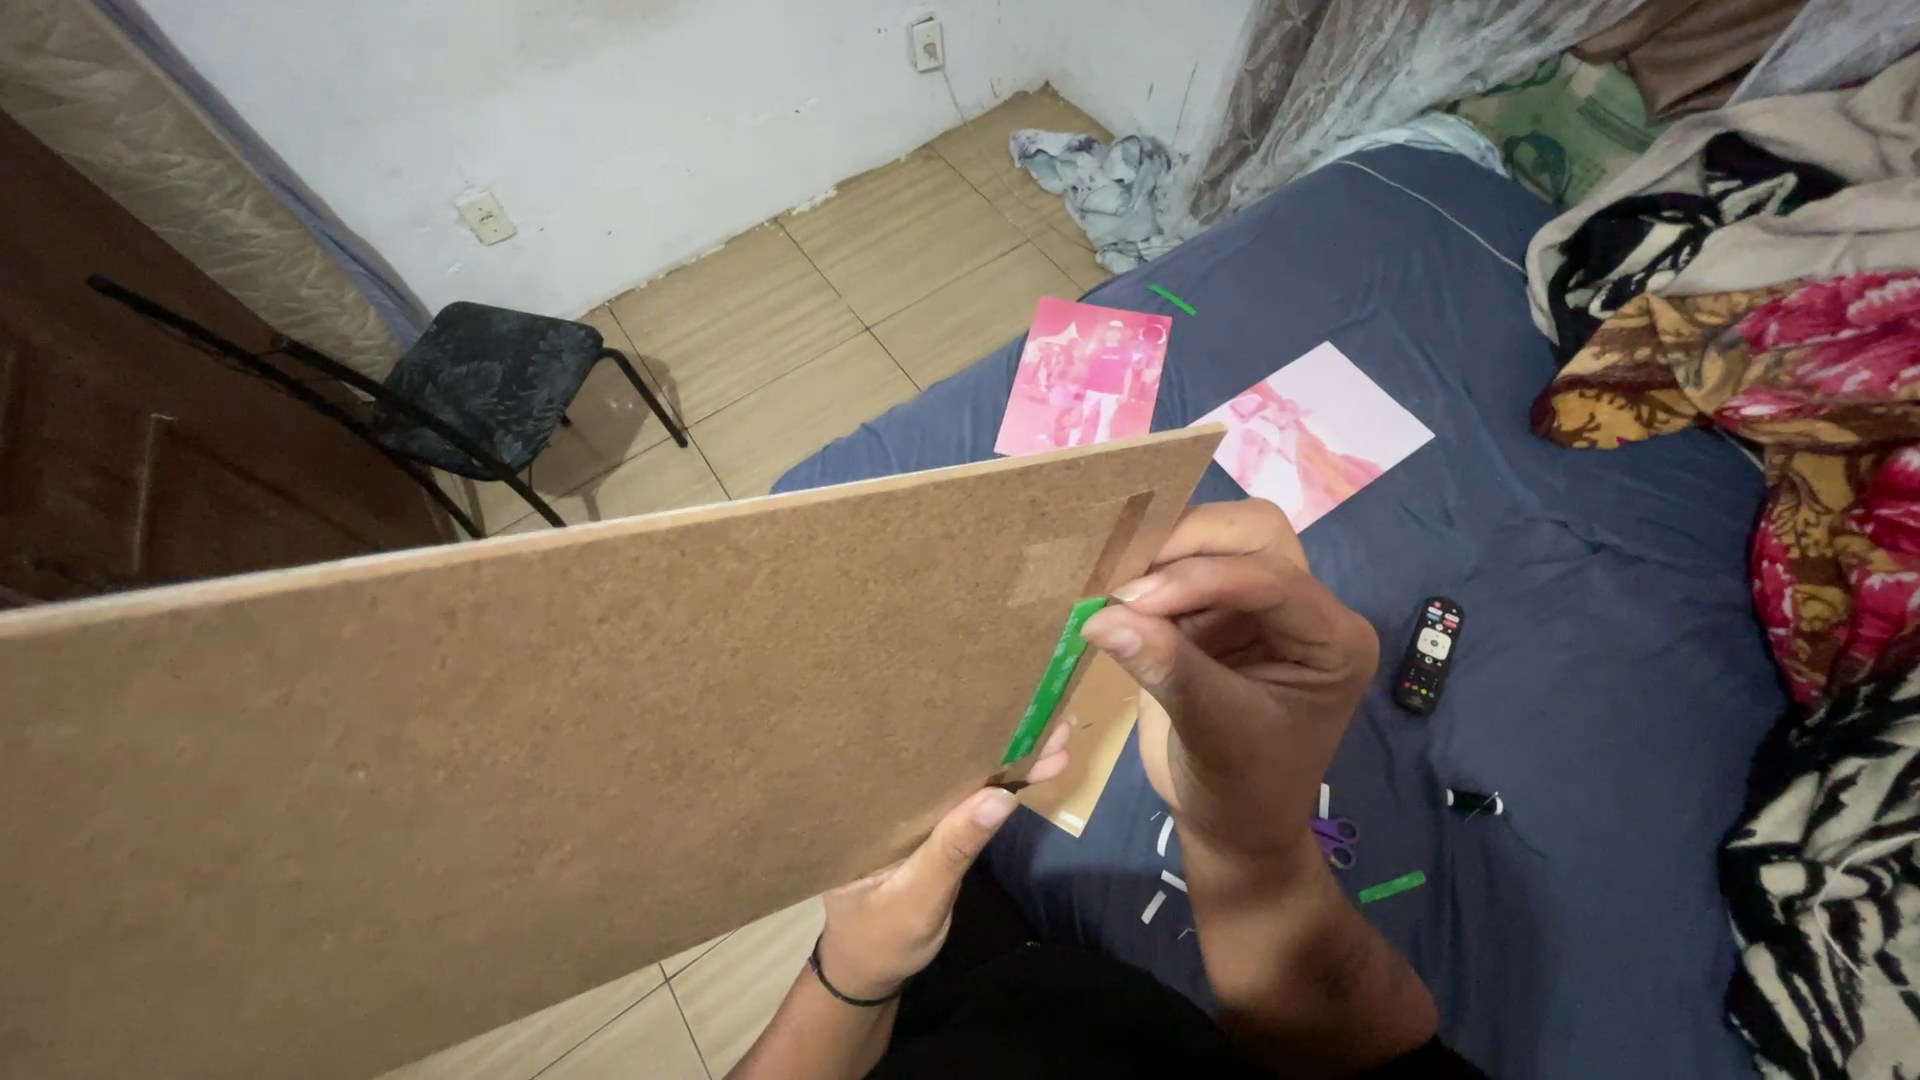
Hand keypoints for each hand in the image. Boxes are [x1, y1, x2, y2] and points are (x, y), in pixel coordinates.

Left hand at [814, 725, 1068, 1000]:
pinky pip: (975, 802)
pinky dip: (1008, 787)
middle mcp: (899, 798)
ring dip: (1014, 759)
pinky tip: (1040, 767)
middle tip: (1050, 716)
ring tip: (1058, 733)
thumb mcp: (915, 899)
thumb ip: (954, 849)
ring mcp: (922, 813)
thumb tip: (1002, 795)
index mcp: (878, 803)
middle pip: (953, 761)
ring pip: (970, 778)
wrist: (868, 974)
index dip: (970, 735)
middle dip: (1002, 739)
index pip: (925, 758)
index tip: (1011, 714)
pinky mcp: (941, 829)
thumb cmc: (879, 938)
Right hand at [1080, 500, 1376, 860]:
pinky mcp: (1217, 613)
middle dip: (1188, 544)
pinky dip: (1148, 579)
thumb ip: (1167, 668)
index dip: (1199, 580)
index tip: (1132, 600)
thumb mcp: (1213, 731)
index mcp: (1332, 638)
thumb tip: (1101, 618)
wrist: (1230, 823)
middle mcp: (1303, 608)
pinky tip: (1116, 599)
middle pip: (1253, 533)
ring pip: (1216, 541)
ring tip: (1115, 590)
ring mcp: (1258, 606)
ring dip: (1163, 558)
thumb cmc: (1243, 788)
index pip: (1270, 577)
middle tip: (1128, 579)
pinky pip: (1182, 571)